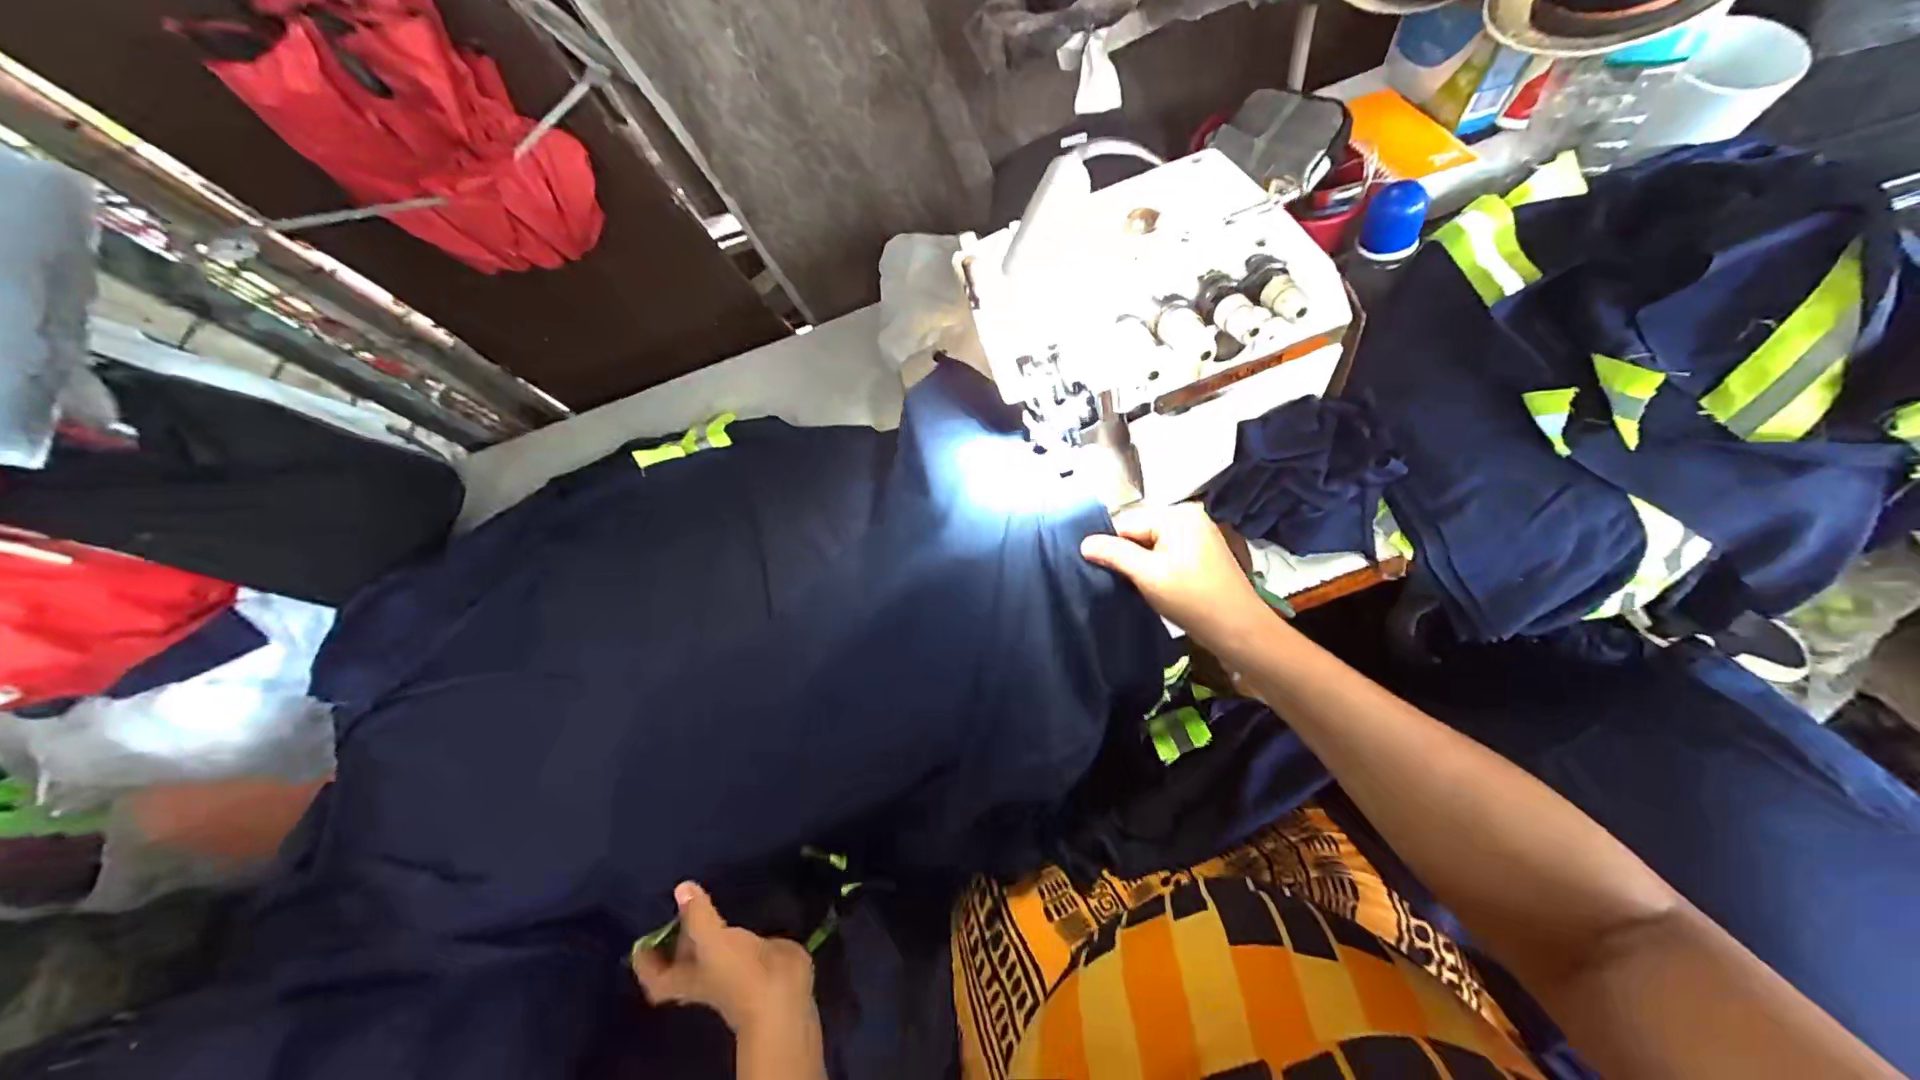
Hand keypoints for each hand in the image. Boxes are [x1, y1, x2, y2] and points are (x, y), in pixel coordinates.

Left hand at [631, 882, 820, 1041]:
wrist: (780, 992)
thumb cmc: (735, 973)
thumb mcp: (710, 940)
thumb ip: (696, 914)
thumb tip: (681, 887)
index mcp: (685, 979)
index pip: (655, 975)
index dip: (646, 961)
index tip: (642, 940)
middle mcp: (704, 974)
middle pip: (684, 959)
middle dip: (680, 936)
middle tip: (678, 904)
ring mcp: (731, 966)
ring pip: (713, 946)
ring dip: (709, 928)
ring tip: (706, 897)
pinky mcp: (756, 955)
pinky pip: (741, 938)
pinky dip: (737, 926)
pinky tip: (741, 904)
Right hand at [1080, 502, 1277, 654]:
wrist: (1239, 630)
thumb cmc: (1193, 600)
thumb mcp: (1148, 576)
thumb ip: (1115, 555)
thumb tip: (1084, 543)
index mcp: (1177, 514)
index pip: (1125, 523)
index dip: (1110, 547)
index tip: (1100, 572)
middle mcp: (1188, 516)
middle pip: (1137, 531)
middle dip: (1126, 556)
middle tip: (1120, 583)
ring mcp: (1196, 533)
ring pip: (1148, 545)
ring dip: (1139, 565)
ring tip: (1137, 587)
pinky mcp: (1200, 552)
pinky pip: (1164, 553)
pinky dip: (1154, 569)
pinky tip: (1154, 588)